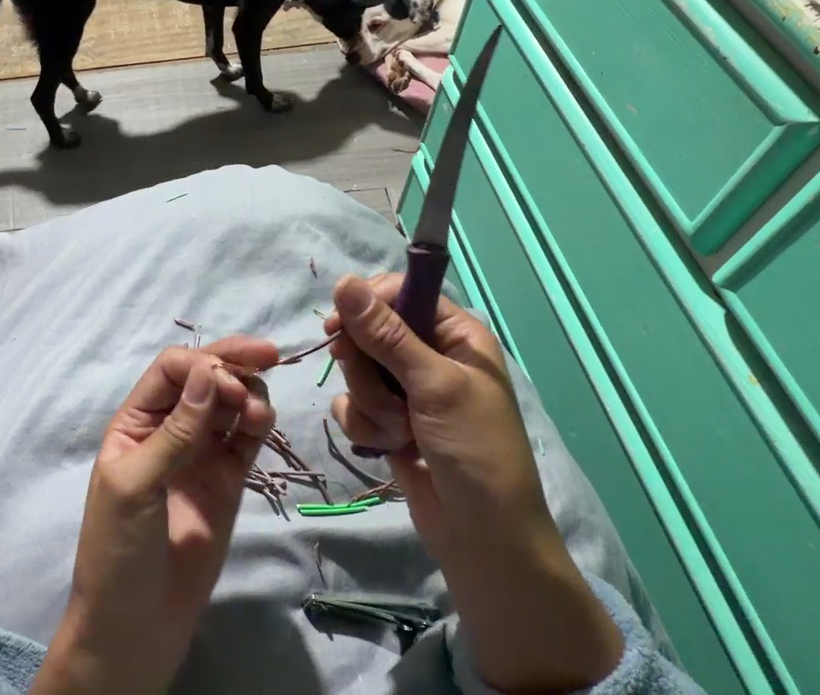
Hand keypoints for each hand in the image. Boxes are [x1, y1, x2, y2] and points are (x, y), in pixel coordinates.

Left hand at [33, 338, 278, 694]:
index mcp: (136, 422)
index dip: (201, 364)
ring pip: (231, 403)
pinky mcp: (228, 481)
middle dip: (234, 362)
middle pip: (206, 378)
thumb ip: (175, 432)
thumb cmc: (117, 551)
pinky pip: (246, 438)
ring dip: (249, 393)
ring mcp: (201, 454)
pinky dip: (258, 422)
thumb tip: (209, 374)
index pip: (171, 370)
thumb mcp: (135, 486)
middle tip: (269, 355)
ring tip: (257, 414)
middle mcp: (170, 429)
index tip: (227, 376)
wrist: (136, 625)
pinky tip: (263, 422)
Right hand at [326, 275, 621, 692]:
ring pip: (356, 373)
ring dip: (372, 406)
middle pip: (368, 333)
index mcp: (456, 334)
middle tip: (390, 398)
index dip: (365, 307)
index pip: (399, 293)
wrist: (482, 538)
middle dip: (369, 370)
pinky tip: (388, 447)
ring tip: (402, 433)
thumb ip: (385, 334)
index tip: (337, 328)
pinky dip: (365, 427)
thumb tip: (343, 282)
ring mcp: (407, 391)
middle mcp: (430, 355)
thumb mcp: (434, 386)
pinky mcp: (388, 421)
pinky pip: (353, 406)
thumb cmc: (474, 451)